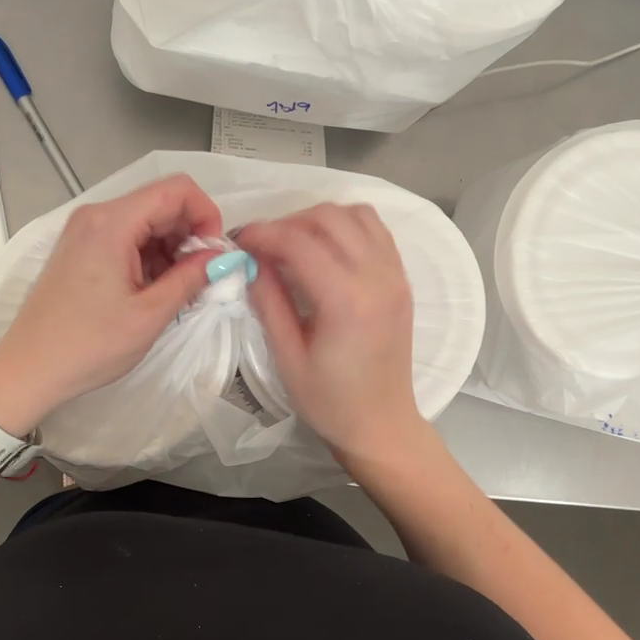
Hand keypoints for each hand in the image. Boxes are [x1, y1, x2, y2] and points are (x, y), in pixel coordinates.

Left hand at [0, 175, 222, 433]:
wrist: (30, 370)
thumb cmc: (87, 346)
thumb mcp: (149, 315)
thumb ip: (190, 279)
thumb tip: (222, 258)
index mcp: (111, 223)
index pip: (176, 190)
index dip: (206, 214)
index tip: (215, 253)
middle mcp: (95, 217)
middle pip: (160, 204)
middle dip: (190, 235)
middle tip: (202, 277)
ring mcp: (84, 233)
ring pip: (144, 223)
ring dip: (170, 250)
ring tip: (179, 291)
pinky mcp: (79, 251)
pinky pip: (125, 239)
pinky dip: (148, 258)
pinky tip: (155, 291)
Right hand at [239, 203, 429, 463]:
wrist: (381, 424)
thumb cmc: (329, 402)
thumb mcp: (287, 358)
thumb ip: (269, 303)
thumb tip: (251, 262)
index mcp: (346, 301)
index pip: (299, 242)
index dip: (263, 234)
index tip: (238, 241)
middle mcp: (377, 278)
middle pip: (329, 218)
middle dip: (288, 222)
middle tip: (263, 246)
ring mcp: (395, 276)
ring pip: (356, 215)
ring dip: (319, 220)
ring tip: (294, 244)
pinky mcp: (401, 280)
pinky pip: (375, 231)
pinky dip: (347, 228)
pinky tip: (325, 250)